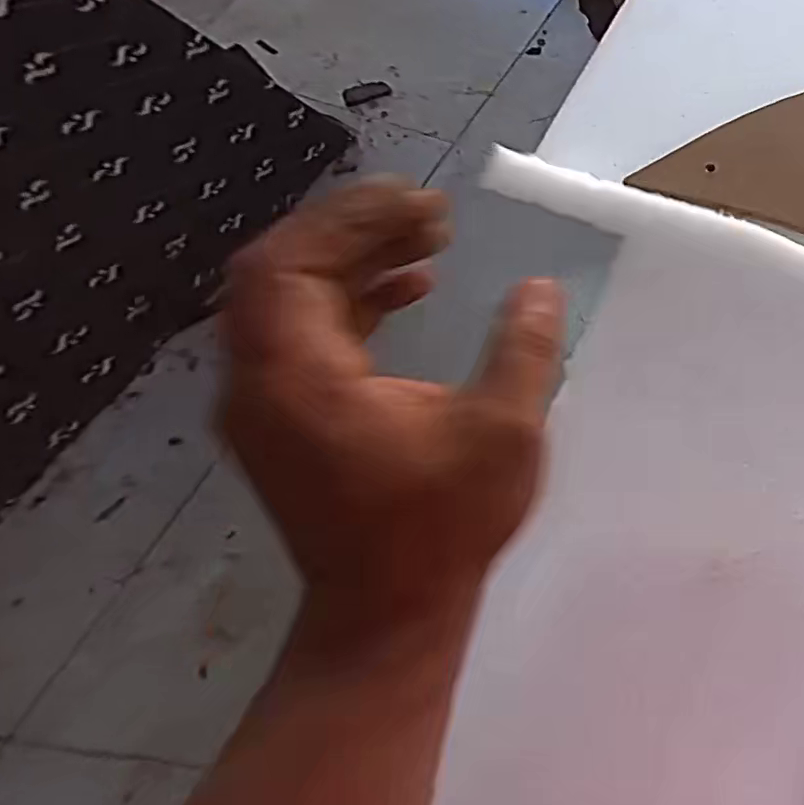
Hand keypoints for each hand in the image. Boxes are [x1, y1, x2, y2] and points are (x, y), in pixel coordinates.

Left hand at [219, 178, 563, 619]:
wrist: (392, 604)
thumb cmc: (447, 517)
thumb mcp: (505, 428)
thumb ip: (523, 349)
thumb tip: (539, 288)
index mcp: (299, 379)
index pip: (284, 266)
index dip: (347, 220)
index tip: (421, 200)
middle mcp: (264, 382)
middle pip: (281, 272)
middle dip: (355, 228)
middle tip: (433, 209)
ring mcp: (273, 400)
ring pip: (295, 299)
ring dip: (358, 258)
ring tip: (431, 236)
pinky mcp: (296, 415)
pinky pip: (313, 331)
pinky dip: (358, 298)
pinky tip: (414, 288)